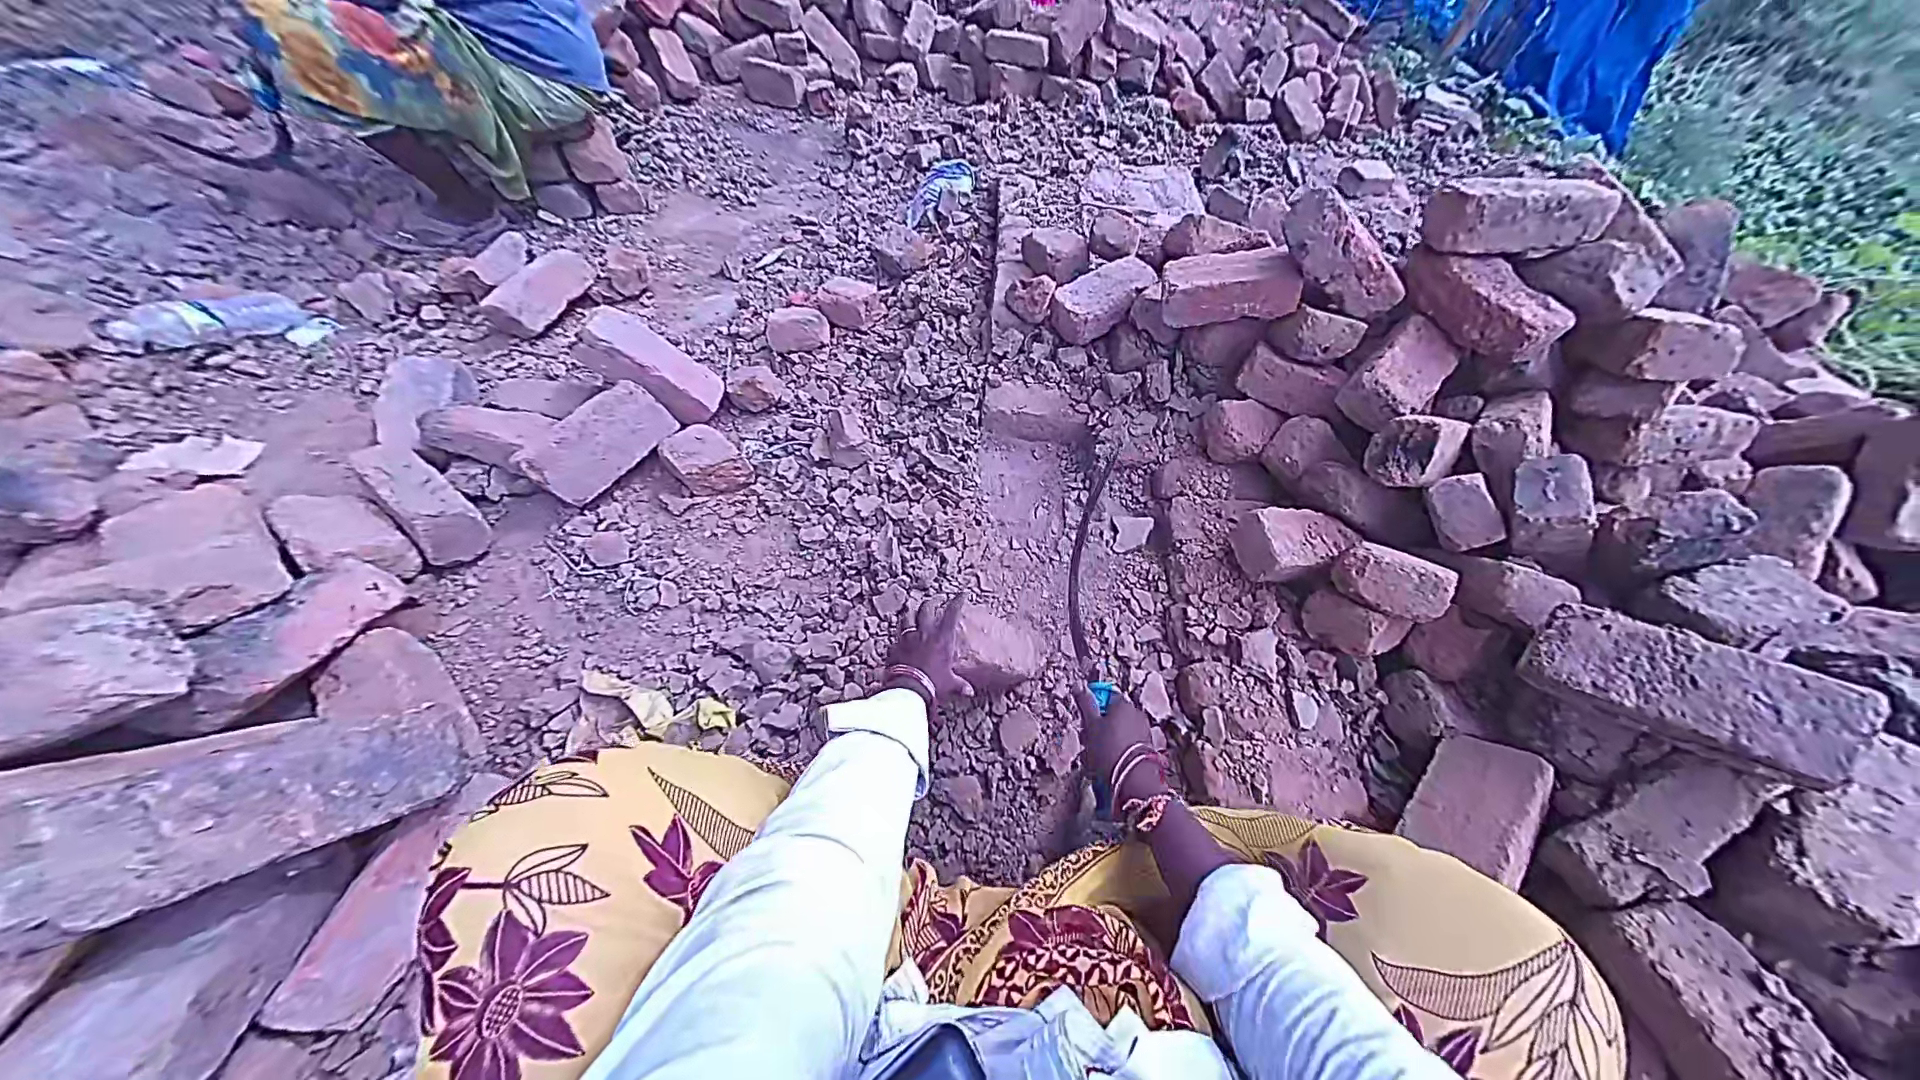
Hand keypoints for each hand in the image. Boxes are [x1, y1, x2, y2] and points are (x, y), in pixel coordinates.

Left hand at [884, 595, 974, 708]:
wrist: (908, 689)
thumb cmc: (933, 684)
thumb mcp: (949, 684)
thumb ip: (959, 685)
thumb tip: (970, 692)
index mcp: (942, 638)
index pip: (951, 613)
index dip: (957, 601)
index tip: (962, 594)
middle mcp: (924, 633)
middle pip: (927, 608)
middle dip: (932, 601)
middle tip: (936, 599)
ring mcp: (907, 638)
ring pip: (907, 616)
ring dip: (911, 612)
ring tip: (913, 609)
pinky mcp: (894, 646)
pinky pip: (895, 636)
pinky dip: (899, 635)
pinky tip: (900, 637)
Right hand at [1071, 669, 1169, 803]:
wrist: (1133, 780)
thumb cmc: (1110, 750)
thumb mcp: (1091, 725)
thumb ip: (1085, 703)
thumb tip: (1079, 685)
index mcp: (1123, 704)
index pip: (1105, 694)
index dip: (1092, 705)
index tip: (1084, 716)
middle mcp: (1136, 714)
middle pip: (1112, 712)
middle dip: (1098, 723)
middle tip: (1086, 736)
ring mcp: (1143, 731)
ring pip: (1119, 728)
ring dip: (1106, 737)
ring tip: (1095, 753)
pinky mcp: (1145, 747)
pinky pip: (1127, 742)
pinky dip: (1117, 747)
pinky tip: (1108, 760)